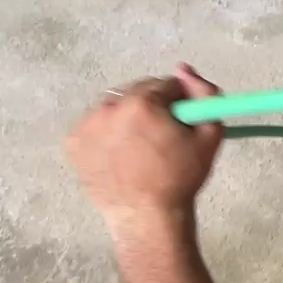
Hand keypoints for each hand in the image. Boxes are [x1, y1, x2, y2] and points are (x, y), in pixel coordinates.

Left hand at [65, 63, 223, 228]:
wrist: (145, 214)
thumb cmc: (182, 175)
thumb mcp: (210, 134)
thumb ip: (204, 94)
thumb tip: (184, 68)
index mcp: (141, 103)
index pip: (166, 83)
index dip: (182, 98)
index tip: (188, 117)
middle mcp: (107, 107)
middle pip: (138, 91)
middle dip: (155, 104)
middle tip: (167, 131)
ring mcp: (86, 125)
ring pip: (116, 107)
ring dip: (132, 115)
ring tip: (144, 143)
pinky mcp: (73, 143)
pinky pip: (97, 124)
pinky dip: (111, 131)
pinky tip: (124, 152)